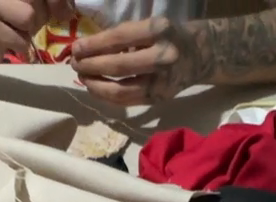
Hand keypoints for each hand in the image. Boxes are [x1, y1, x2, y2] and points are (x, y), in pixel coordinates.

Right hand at [0, 0, 73, 63]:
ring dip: (29, 32)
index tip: (65, 12)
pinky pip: (19, 40)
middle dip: (42, 14)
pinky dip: (21, 47)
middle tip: (30, 24)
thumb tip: (69, 12)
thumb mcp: (27, 5)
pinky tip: (8, 44)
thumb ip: (49, 4)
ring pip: (29, 17)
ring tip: (17, 33)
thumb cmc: (2, 19)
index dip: (57, 0)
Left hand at [70, 17, 204, 104]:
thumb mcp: (151, 25)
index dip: (93, 46)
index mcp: (158, 31)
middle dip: (91, 66)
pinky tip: (96, 89)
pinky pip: (127, 102)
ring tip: (82, 78)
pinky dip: (107, 97)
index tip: (76, 48)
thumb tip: (89, 49)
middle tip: (75, 64)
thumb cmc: (169, 36)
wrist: (200, 55)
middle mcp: (162, 56)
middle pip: (118, 66)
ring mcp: (161, 82)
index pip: (118, 39)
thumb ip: (126, 36)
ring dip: (96, 86)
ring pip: (120, 91)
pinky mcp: (158, 100)